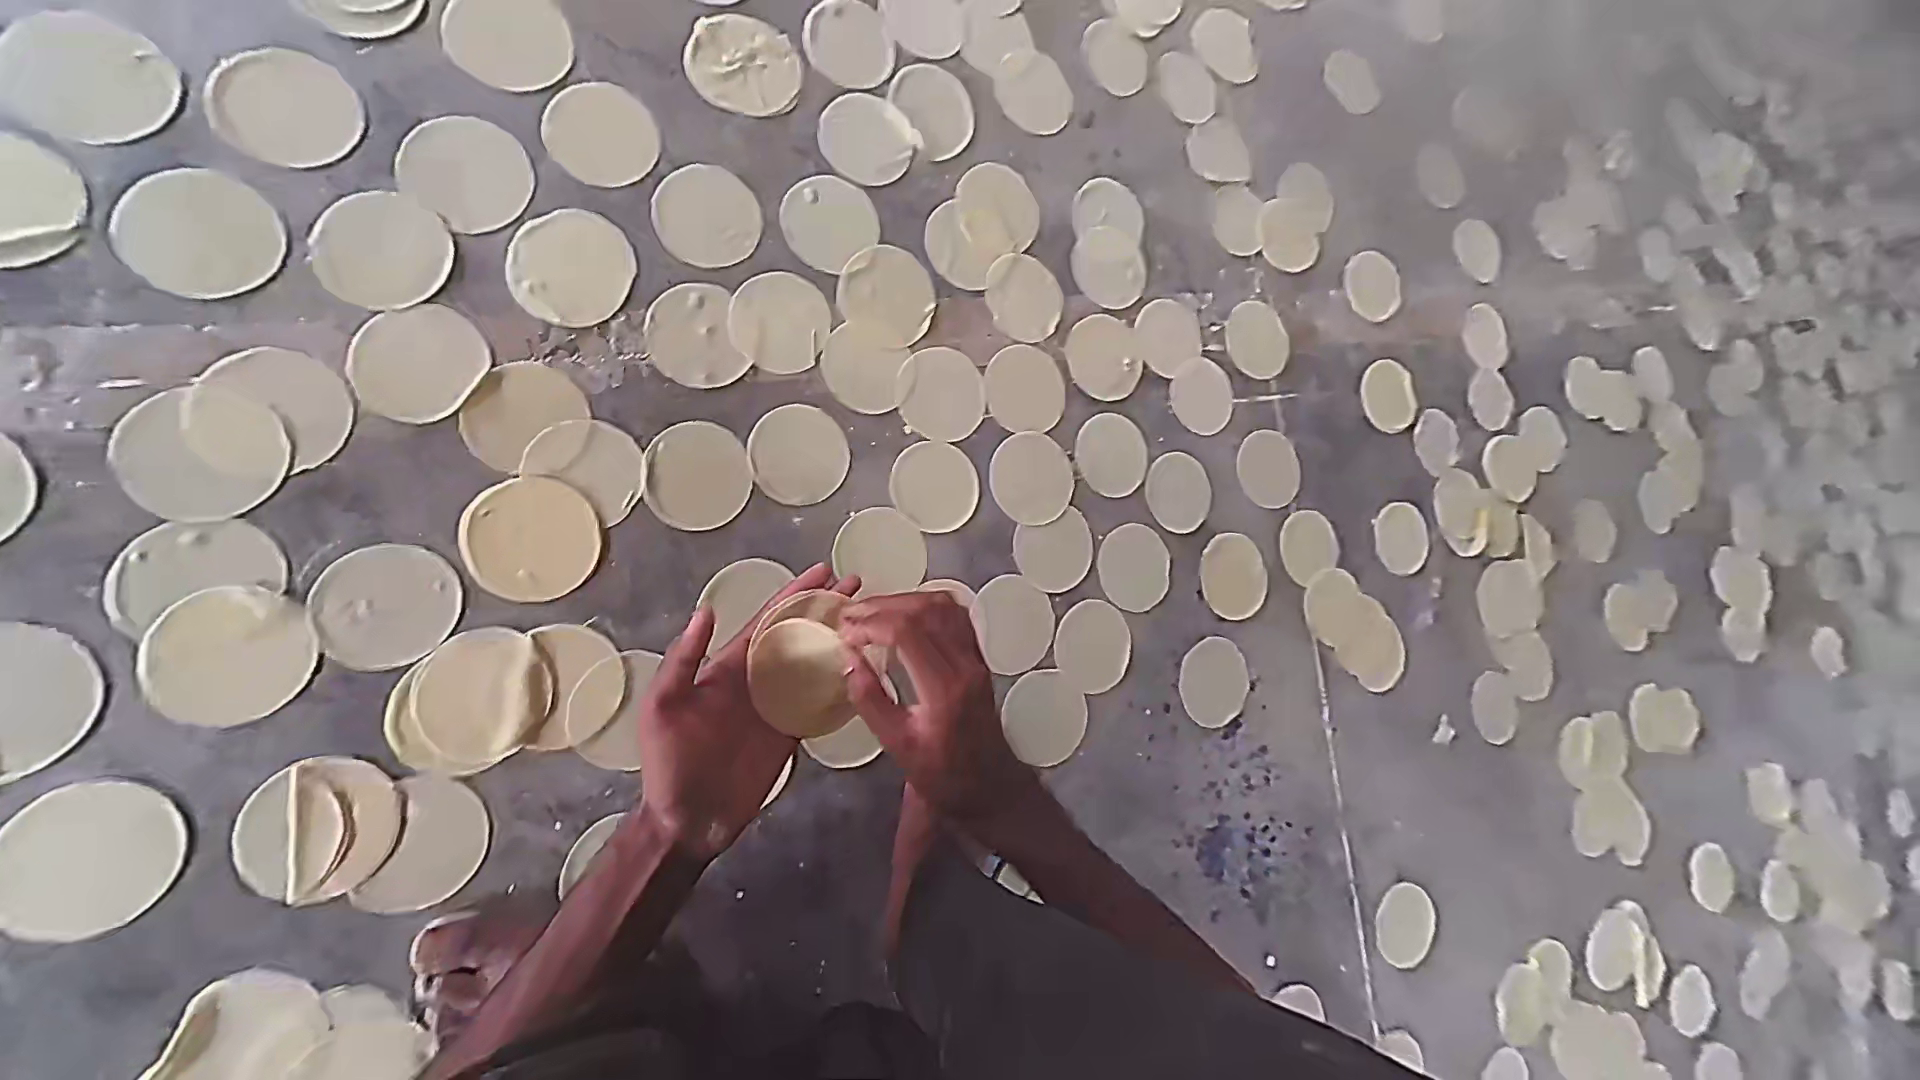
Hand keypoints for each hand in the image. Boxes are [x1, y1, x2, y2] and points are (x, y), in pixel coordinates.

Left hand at [635, 563, 858, 861]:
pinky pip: (820, 700)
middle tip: (856, 586)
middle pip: (798, 633)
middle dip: (825, 607)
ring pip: (813, 662)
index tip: (823, 572)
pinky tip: (863, 669)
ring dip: (838, 639)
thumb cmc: (670, 761)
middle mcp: (758, 677)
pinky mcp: (791, 731)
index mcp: (729, 665)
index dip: (795, 594)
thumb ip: (684, 660)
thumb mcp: (664, 707)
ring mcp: (777, 704)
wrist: (687, 818)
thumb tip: (706, 610)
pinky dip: (841, 683)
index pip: (768, 620)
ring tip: (868, 620)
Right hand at [838, 592, 1042, 833]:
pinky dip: (928, 604)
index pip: (907, 632)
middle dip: (882, 606)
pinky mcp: (979, 657)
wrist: (989, 784)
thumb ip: (871, 701)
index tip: (845, 632)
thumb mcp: (897, 746)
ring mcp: (977, 658)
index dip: (871, 623)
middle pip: (925, 611)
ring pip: (944, 606)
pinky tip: (905, 611)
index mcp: (945, 689)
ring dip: (905, 600)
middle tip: (851, 615)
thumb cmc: (942, 774)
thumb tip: (848, 660)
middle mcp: (966, 665)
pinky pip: (957, 615)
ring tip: (872, 611)